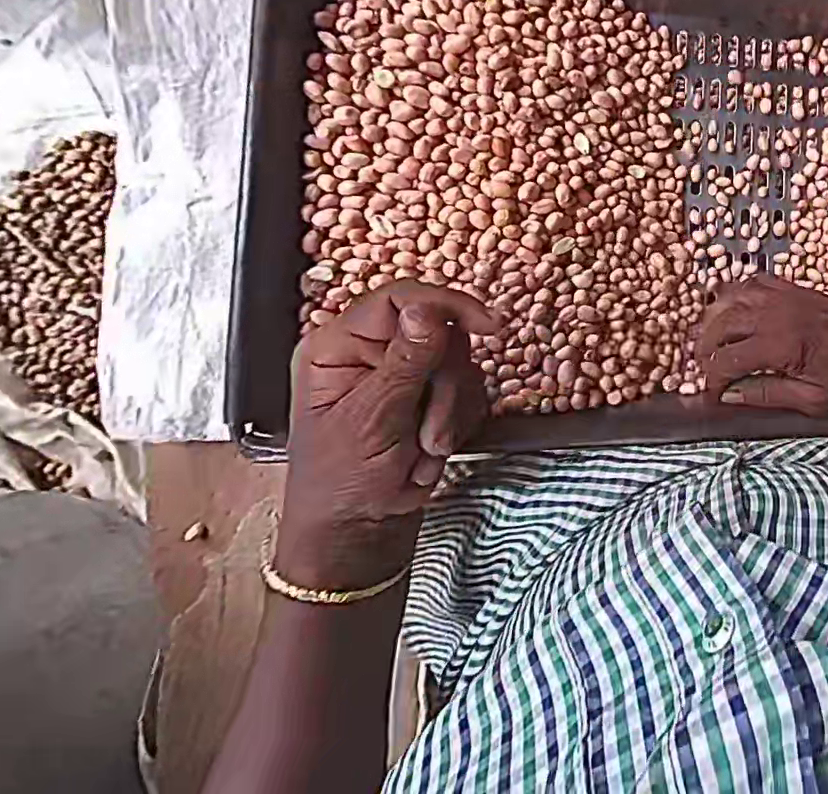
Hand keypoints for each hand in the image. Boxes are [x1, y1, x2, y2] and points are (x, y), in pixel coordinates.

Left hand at [277, 281, 501, 590]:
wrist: (359, 529)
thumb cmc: (342, 479)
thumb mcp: (372, 418)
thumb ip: (405, 361)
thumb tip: (428, 309)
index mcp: (340, 345)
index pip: (399, 299)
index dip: (445, 304)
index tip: (487, 325)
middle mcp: (373, 350)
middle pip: (440, 331)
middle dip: (444, 385)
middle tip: (430, 432)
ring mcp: (404, 371)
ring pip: (458, 362)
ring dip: (449, 410)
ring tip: (423, 450)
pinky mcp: (430, 392)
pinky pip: (466, 387)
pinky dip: (457, 420)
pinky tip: (430, 450)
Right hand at [695, 275, 827, 415]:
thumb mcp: (814, 399)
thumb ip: (767, 395)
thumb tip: (731, 396)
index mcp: (779, 345)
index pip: (726, 362)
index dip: (712, 381)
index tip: (713, 394)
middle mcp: (775, 314)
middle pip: (719, 326)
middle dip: (705, 350)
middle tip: (705, 369)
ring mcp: (782, 296)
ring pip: (729, 300)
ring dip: (715, 321)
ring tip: (713, 343)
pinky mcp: (792, 288)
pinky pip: (752, 283)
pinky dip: (736, 295)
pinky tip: (736, 312)